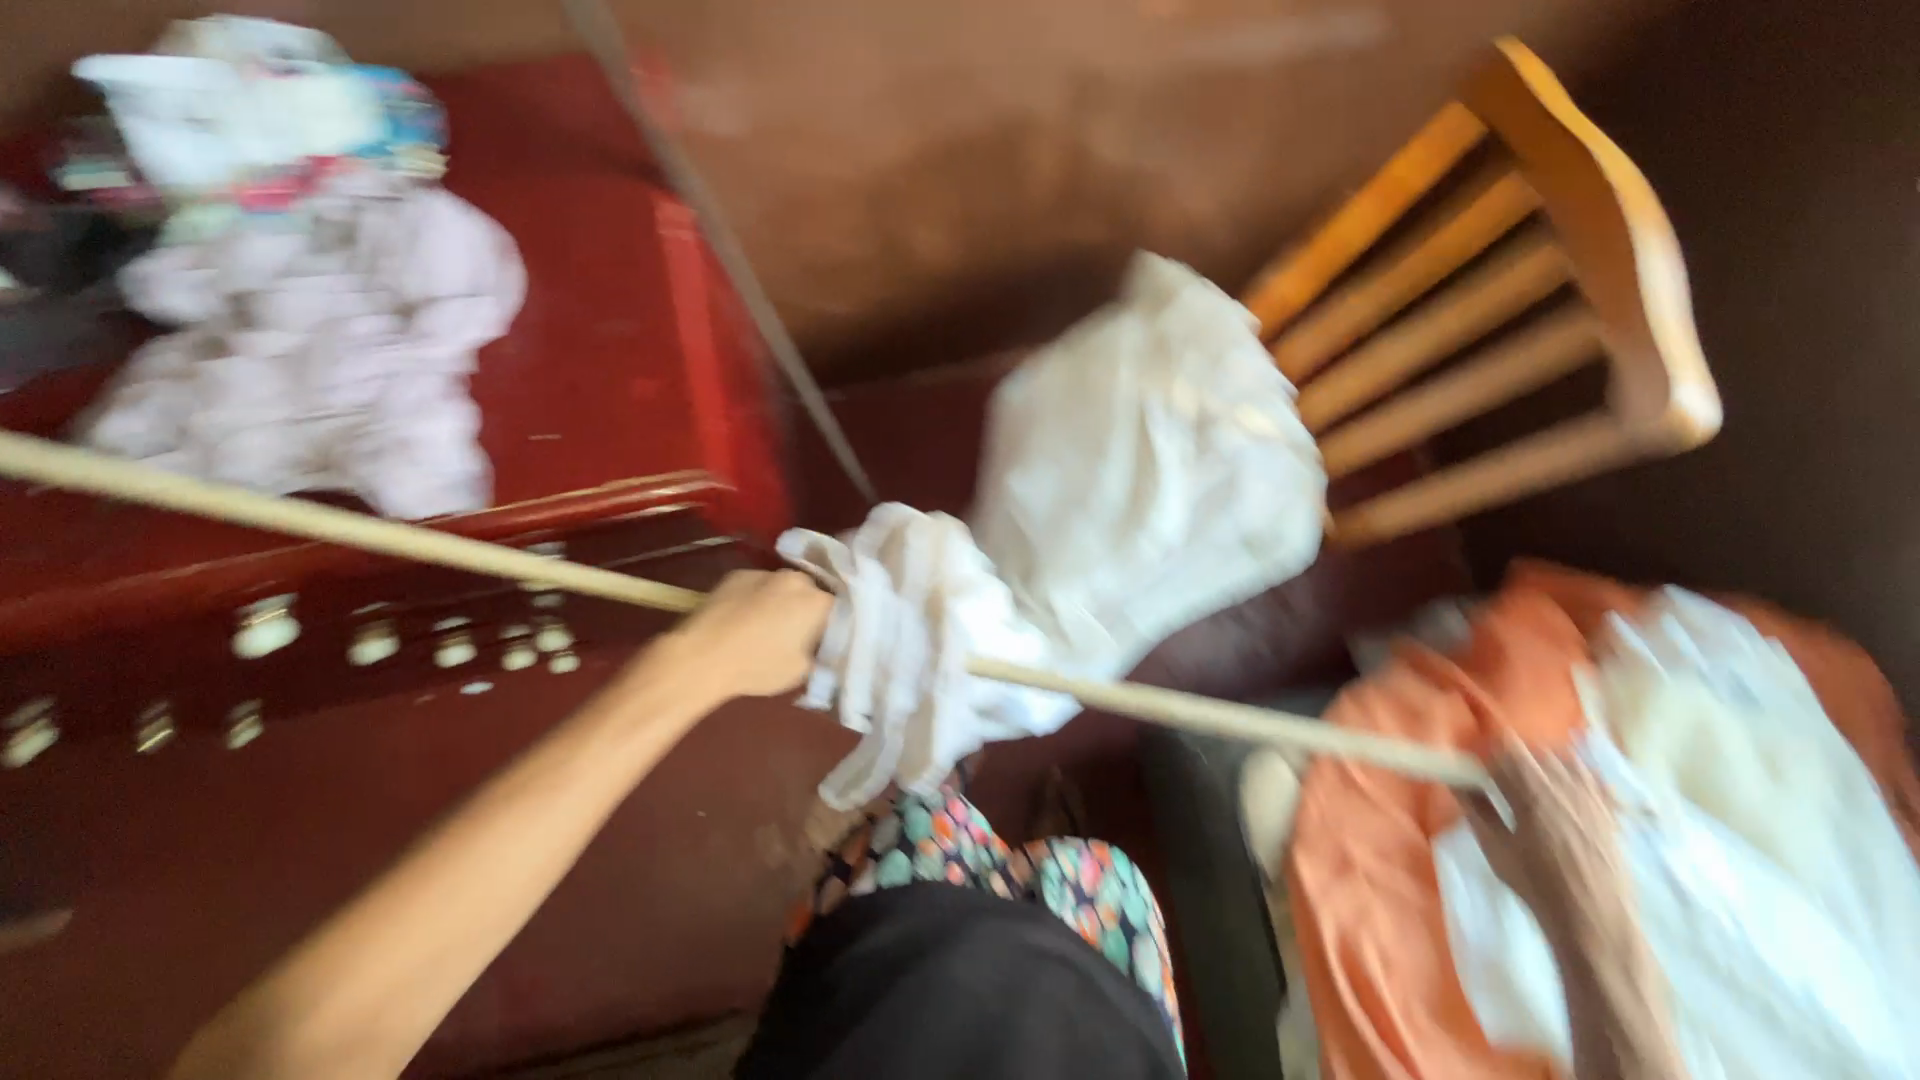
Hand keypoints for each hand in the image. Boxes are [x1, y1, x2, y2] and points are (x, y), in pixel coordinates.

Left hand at [642, 569, 834, 703]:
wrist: (701, 657)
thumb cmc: (757, 666)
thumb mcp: (801, 672)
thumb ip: (818, 655)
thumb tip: (820, 649)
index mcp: (818, 602)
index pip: (839, 608)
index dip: (833, 625)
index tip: (825, 640)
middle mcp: (796, 579)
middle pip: (810, 592)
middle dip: (807, 610)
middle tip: (797, 633)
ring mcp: (763, 573)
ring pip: (782, 587)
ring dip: (781, 602)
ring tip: (766, 626)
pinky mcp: (736, 574)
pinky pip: (756, 586)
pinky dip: (755, 598)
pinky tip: (742, 618)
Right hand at [1460, 732, 1636, 951]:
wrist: (1592, 916)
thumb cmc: (1536, 883)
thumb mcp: (1495, 847)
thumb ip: (1476, 808)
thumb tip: (1455, 781)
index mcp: (1532, 793)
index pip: (1506, 751)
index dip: (1488, 753)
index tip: (1476, 768)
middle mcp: (1565, 787)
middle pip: (1535, 752)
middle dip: (1514, 758)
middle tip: (1500, 778)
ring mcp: (1593, 798)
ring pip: (1565, 760)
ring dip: (1544, 763)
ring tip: (1532, 783)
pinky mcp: (1611, 812)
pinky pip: (1595, 778)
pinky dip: (1578, 774)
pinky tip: (1568, 788)